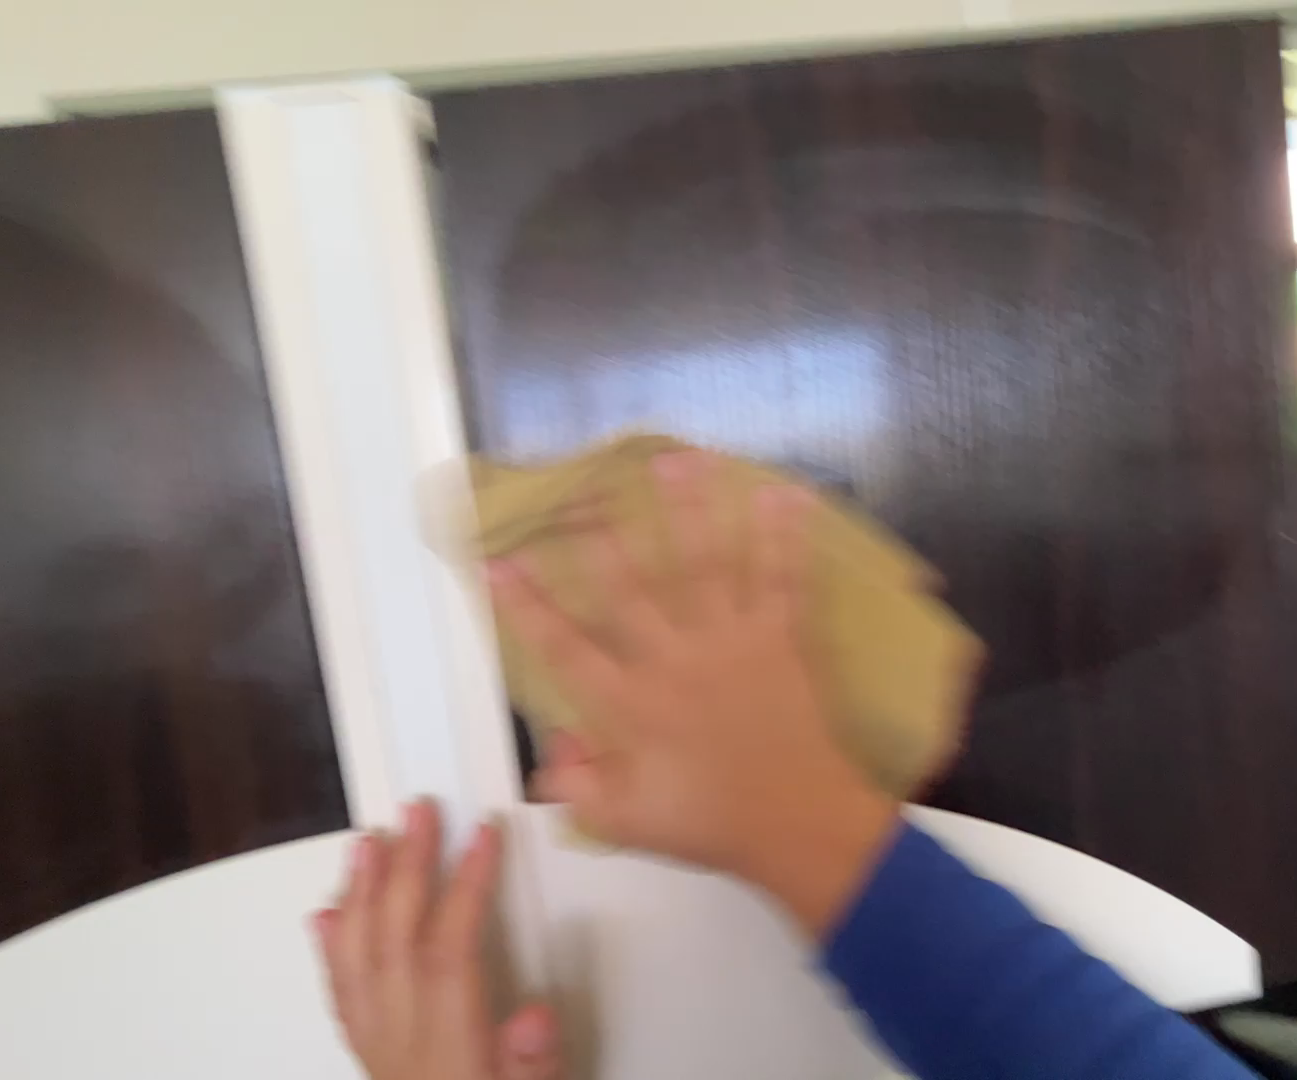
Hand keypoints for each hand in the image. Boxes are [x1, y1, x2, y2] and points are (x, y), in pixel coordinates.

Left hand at [314, 798, 559, 1079]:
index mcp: (448, 1060)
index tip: (484, 834)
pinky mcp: (375, 1059)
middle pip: (394, 947)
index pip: (448, 957)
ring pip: (359, 966)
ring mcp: (381, 1056)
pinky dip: (332, 951)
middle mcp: (403, 1052)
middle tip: (418, 812)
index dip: (465, 887)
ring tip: (367, 844)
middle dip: (406, 870)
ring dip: (362, 897)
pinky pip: (342, 1000)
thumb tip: (535, 1016)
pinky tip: (328, 915)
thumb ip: (534, 1070)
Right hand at [485, 450, 900, 936]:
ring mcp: (731, 643)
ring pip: (703, 566)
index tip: (496, 562)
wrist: (799, 825)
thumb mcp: (627, 822)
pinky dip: (783, 538)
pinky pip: (780, 581)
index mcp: (633, 705)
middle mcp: (676, 660)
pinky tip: (784, 494)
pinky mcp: (779, 639)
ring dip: (690, 510)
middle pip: (630, 588)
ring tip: (678, 459)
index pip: (565, 648)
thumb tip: (550, 746)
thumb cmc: (713, 822)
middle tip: (580, 485)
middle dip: (601, 536)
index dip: (526, 606)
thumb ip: (578, 787)